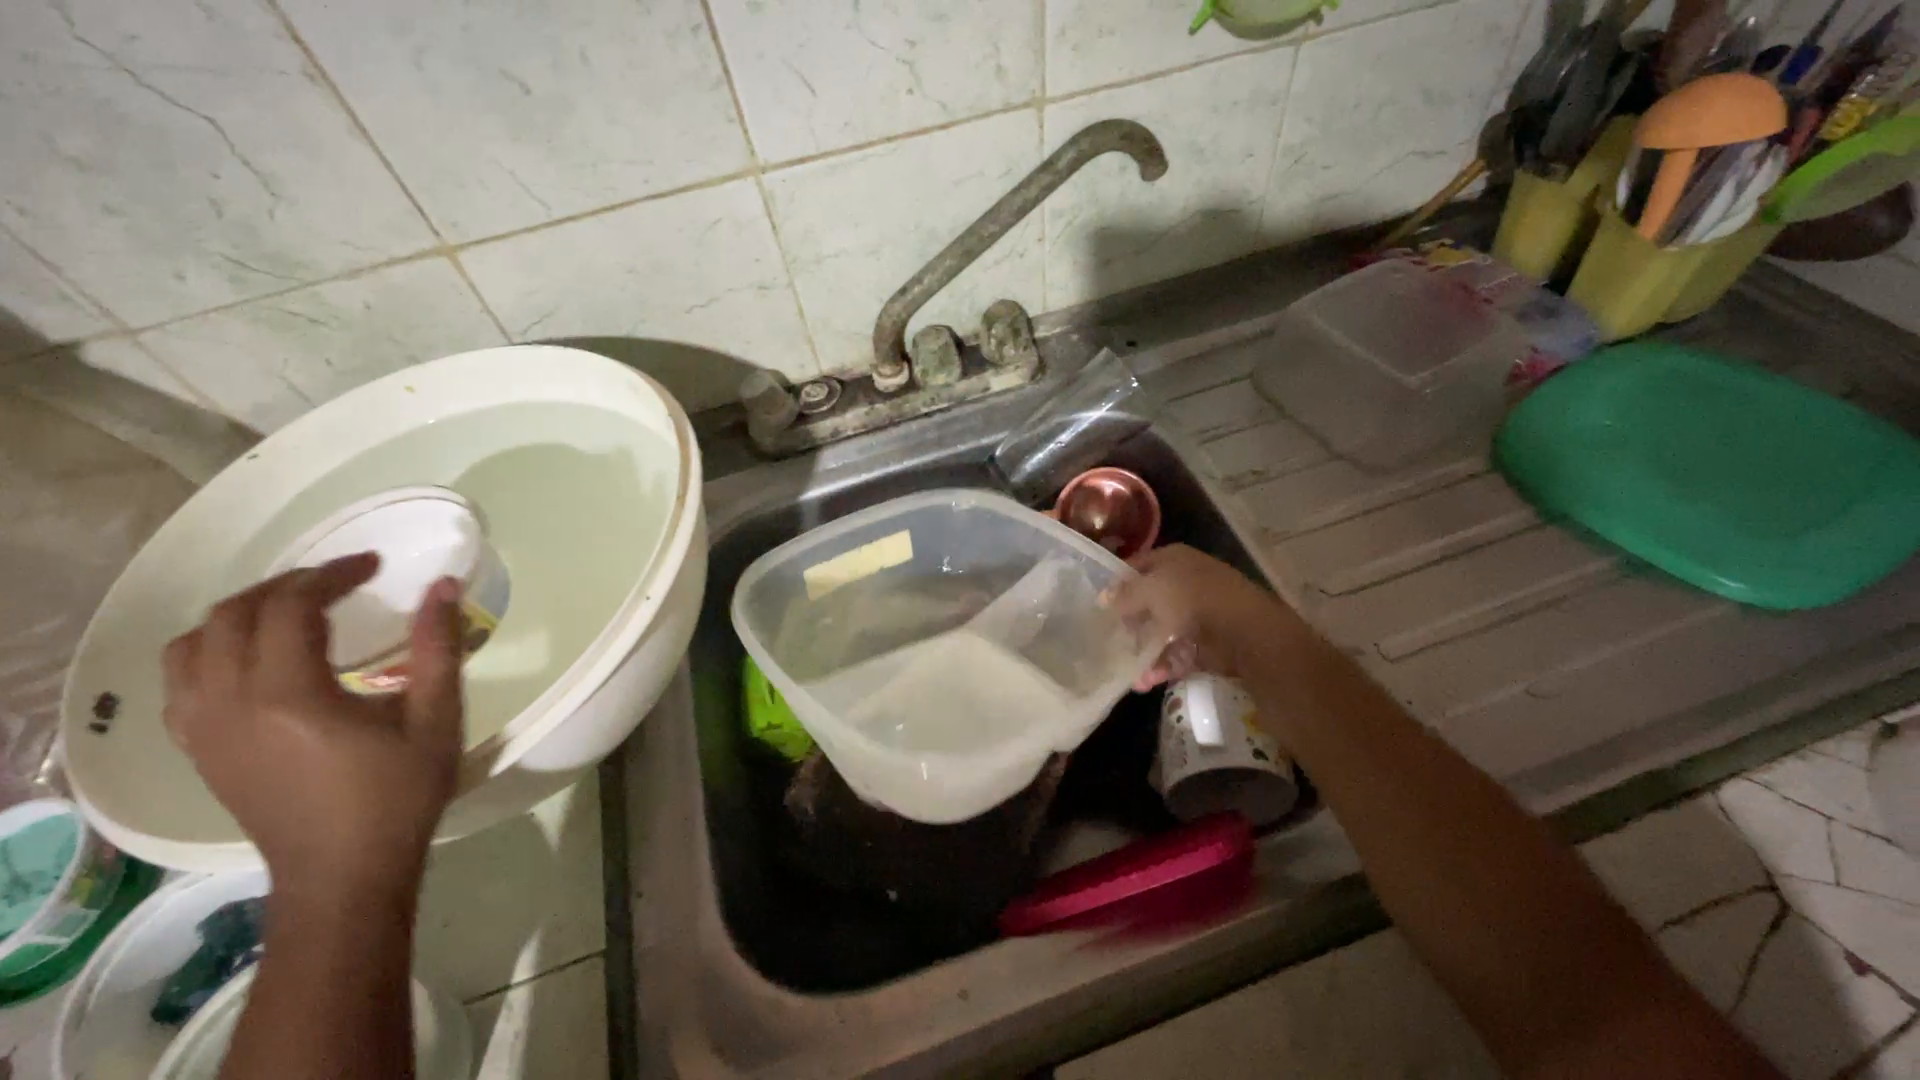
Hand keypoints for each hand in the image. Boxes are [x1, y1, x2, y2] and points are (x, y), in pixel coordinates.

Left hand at [162, 553, 464, 900]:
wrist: (343, 873)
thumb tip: (443, 586)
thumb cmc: (397, 796)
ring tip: (291, 613)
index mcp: (290, 694)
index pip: (291, 606)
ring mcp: (204, 729)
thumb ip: (438, 647)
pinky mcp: (199, 749)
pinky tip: (253, 660)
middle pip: (234, 614)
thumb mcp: (435, 719)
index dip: (330, 574)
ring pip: (192, 645)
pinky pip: (180, 683)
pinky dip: (211, 653)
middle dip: (285, 586)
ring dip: (240, 615)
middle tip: (336, 582)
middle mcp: (230, 703)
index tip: (371, 565)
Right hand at [1110, 545, 1310, 689]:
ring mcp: (1197, 615)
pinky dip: (1162, 666)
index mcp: (1173, 560)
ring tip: (1128, 673)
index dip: (1116, 585)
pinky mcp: (1206, 644)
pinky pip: (1177, 654)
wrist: (1246, 632)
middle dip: (1129, 625)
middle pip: (1148, 603)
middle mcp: (1185, 583)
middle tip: (1108, 642)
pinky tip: (1145, 681)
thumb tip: (1103, 599)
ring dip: (1143, 653)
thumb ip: (1124, 595)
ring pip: (1161, 632)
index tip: (1097, 607)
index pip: (1136, 567)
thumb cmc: (1193, 599)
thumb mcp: (1150, 590)